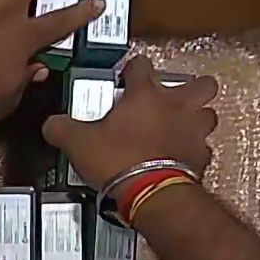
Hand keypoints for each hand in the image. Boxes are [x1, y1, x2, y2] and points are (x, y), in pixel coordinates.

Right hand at [43, 56, 218, 190]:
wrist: (151, 194)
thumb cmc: (118, 160)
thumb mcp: (79, 143)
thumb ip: (62, 129)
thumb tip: (51, 125)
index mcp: (145, 95)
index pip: (142, 65)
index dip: (133, 69)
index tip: (126, 78)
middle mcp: (176, 107)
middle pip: (201, 84)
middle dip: (192, 88)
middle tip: (173, 98)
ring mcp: (193, 131)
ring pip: (208, 114)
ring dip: (197, 118)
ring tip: (179, 127)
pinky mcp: (201, 158)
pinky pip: (203, 149)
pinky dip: (194, 151)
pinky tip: (179, 158)